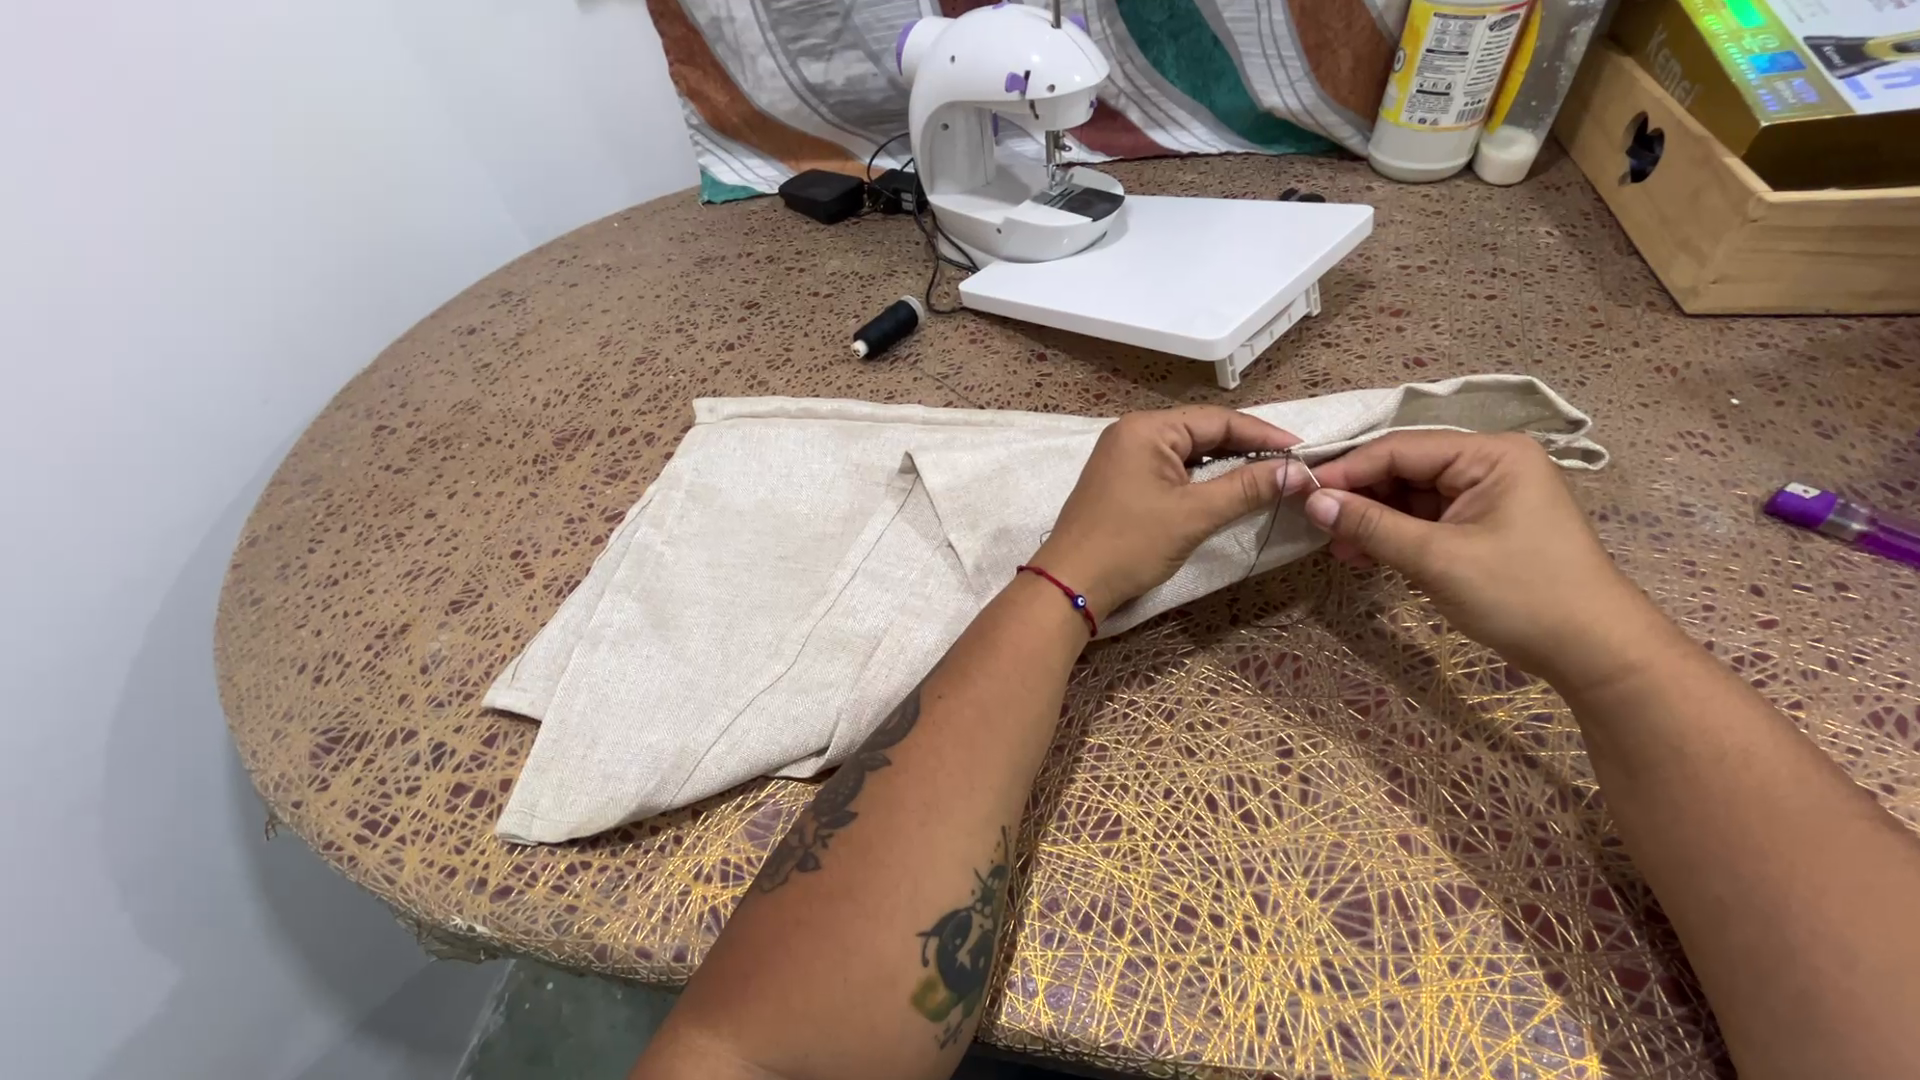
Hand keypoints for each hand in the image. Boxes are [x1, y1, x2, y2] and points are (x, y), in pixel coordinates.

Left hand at [1031, 406, 1298, 620]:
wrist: (1071, 583)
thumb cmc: (1130, 544)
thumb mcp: (1194, 515)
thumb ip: (1247, 488)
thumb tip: (1297, 471)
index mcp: (1146, 428)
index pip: (1218, 419)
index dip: (1263, 434)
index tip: (1304, 450)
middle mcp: (1132, 433)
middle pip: (1202, 432)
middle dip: (1247, 448)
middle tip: (1290, 466)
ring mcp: (1123, 457)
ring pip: (1187, 453)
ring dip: (1225, 465)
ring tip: (1267, 478)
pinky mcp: (1121, 481)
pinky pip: (1170, 470)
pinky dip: (1200, 480)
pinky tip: (1226, 491)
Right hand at [1305, 431, 1672, 691]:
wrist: (1591, 651)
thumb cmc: (1521, 594)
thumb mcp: (1437, 559)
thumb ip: (1371, 526)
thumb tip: (1312, 502)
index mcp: (1491, 454)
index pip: (1401, 448)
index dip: (1348, 469)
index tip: (1301, 491)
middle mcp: (1487, 465)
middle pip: (1403, 468)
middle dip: (1358, 496)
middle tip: (1313, 521)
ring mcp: (1483, 496)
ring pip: (1408, 496)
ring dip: (1369, 519)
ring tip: (1333, 544)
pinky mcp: (1477, 526)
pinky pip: (1422, 520)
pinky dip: (1390, 535)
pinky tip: (1359, 553)